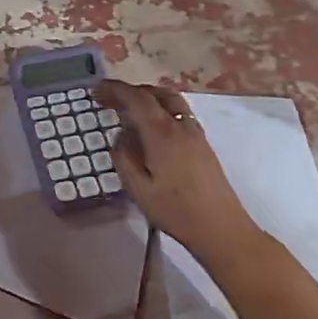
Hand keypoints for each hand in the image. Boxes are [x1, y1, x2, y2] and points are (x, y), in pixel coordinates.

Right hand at [97, 81, 262, 265]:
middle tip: (109, 99)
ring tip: (129, 108)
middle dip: (130, 91)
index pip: (137, 99)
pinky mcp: (202, 143)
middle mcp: (180, 126)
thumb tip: (121, 135)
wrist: (221, 229)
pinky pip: (179, 112)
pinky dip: (161, 107)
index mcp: (162, 134)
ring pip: (171, 100)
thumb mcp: (138, 189)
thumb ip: (124, 157)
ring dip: (148, 96)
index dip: (115, 89)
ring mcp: (195, 133)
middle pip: (155, 93)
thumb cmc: (176, 211)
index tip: (96, 89)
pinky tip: (151, 127)